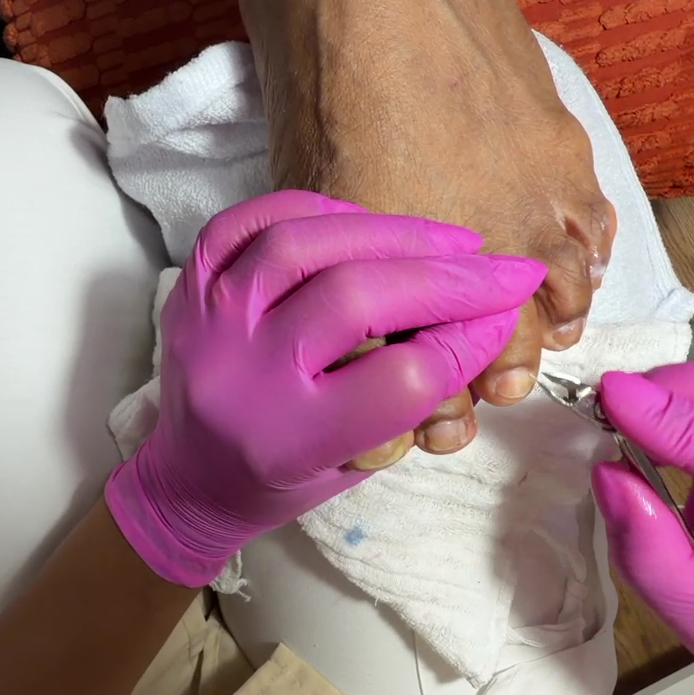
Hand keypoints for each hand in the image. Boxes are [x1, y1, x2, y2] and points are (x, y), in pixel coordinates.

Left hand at [107, 190, 542, 585]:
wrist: (189, 480)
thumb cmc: (279, 483)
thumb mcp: (352, 464)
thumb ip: (409, 400)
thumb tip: (483, 317)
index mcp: (286, 441)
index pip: (401, 379)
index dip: (469, 344)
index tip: (505, 321)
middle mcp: (242, 377)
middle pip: (357, 299)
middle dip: (451, 280)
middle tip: (505, 272)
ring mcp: (207, 325)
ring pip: (303, 245)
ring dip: (392, 234)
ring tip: (451, 242)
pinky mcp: (188, 292)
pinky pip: (248, 223)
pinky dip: (313, 212)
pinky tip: (364, 223)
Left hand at [240, 0, 614, 468]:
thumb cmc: (315, 84)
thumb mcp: (302, 199)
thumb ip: (338, 268)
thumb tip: (352, 317)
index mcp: (407, 272)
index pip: (431, 370)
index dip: (430, 411)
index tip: (425, 429)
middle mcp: (481, 247)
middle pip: (505, 348)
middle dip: (488, 386)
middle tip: (476, 404)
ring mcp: (533, 197)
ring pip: (560, 299)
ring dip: (542, 334)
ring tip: (526, 350)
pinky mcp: (562, 147)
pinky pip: (594, 231)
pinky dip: (584, 267)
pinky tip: (570, 281)